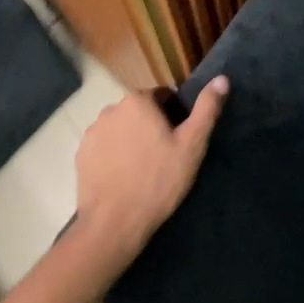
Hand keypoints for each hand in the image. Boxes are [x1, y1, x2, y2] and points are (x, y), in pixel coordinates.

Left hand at [72, 75, 229, 263]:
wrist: (114, 223)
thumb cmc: (158, 181)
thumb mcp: (192, 145)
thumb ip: (207, 109)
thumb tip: (222, 79)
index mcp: (138, 101)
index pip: (163, 96)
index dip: (175, 116)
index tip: (179, 141)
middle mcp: (110, 109)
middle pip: (140, 111)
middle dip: (152, 127)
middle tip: (165, 157)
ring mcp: (92, 132)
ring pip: (121, 129)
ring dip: (132, 139)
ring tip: (144, 169)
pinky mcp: (81, 154)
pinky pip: (105, 146)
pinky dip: (114, 155)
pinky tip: (124, 177)